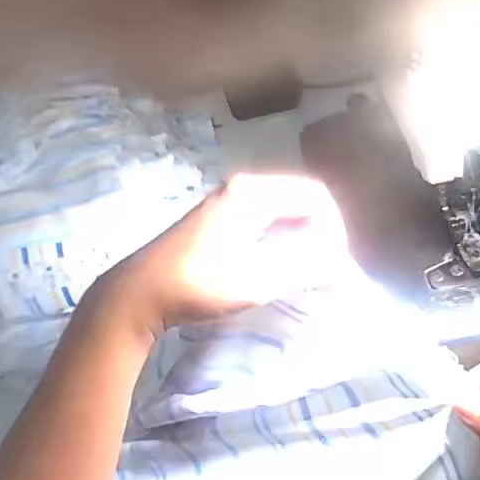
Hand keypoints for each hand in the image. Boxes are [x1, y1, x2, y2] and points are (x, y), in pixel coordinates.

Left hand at [100, 174, 350, 337]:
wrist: (140, 292)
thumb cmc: (195, 287)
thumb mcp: (254, 283)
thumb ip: (301, 270)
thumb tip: (339, 266)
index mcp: (251, 195)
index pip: (315, 196)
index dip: (335, 227)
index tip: (336, 261)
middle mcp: (242, 187)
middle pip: (302, 197)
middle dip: (324, 228)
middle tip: (330, 264)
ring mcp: (229, 198)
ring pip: (285, 205)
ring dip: (305, 230)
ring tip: (312, 264)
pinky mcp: (220, 214)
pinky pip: (267, 213)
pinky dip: (285, 231)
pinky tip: (284, 259)